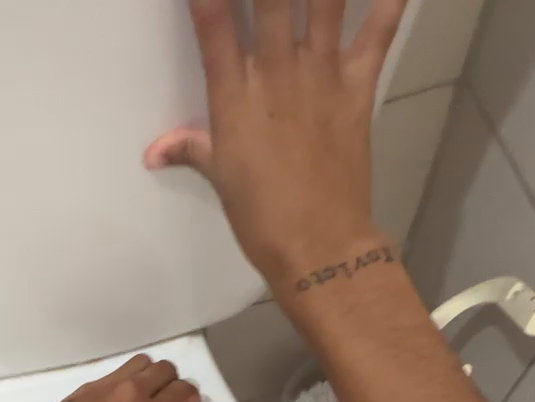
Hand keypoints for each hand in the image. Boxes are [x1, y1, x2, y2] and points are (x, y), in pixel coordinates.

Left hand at [6, 354, 204, 401]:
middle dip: (173, 382)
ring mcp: (112, 383)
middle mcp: (135, 391)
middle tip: (168, 399)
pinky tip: (118, 400)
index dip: (192, 397)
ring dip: (151, 374)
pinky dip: (127, 380)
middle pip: (166, 369)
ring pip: (143, 362)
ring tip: (145, 392)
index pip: (184, 390)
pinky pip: (118, 371)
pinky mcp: (92, 383)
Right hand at [145, 0, 406, 284]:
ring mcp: (320, 75)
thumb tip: (154, 150)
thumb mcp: (221, 180)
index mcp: (234, 98)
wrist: (317, 245)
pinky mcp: (358, 85)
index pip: (212, 22)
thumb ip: (192, 148)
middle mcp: (276, 74)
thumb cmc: (262, 219)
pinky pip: (379, 27)